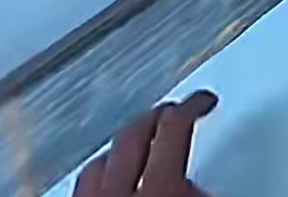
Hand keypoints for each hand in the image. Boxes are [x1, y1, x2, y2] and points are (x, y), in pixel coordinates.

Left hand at [74, 91, 217, 196]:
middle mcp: (116, 194)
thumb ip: (204, 186)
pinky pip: (80, 191)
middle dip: (157, 116)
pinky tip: (109, 184)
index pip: (175, 124)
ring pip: (98, 163)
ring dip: (121, 147)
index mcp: (159, 189)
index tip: (204, 100)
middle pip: (134, 132)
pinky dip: (99, 177)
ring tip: (140, 145)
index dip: (193, 104)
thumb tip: (207, 177)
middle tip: (176, 113)